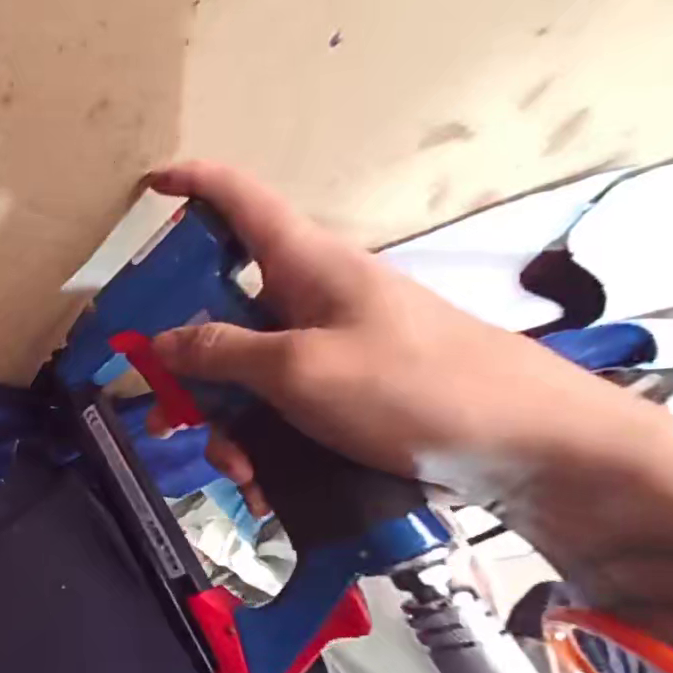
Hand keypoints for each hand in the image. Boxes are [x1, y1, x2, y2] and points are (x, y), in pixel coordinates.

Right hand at [146, 160, 646, 497]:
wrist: (524, 445)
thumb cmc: (409, 384)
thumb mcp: (299, 369)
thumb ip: (222, 352)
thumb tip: (159, 341)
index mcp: (302, 262)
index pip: (237, 199)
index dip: (190, 185)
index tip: (147, 189)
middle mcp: (309, 296)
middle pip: (224, 310)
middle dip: (189, 367)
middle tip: (164, 416)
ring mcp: (328, 346)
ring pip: (249, 373)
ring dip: (229, 425)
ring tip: (239, 473)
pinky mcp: (345, 391)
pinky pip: (282, 409)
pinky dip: (266, 445)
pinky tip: (266, 487)